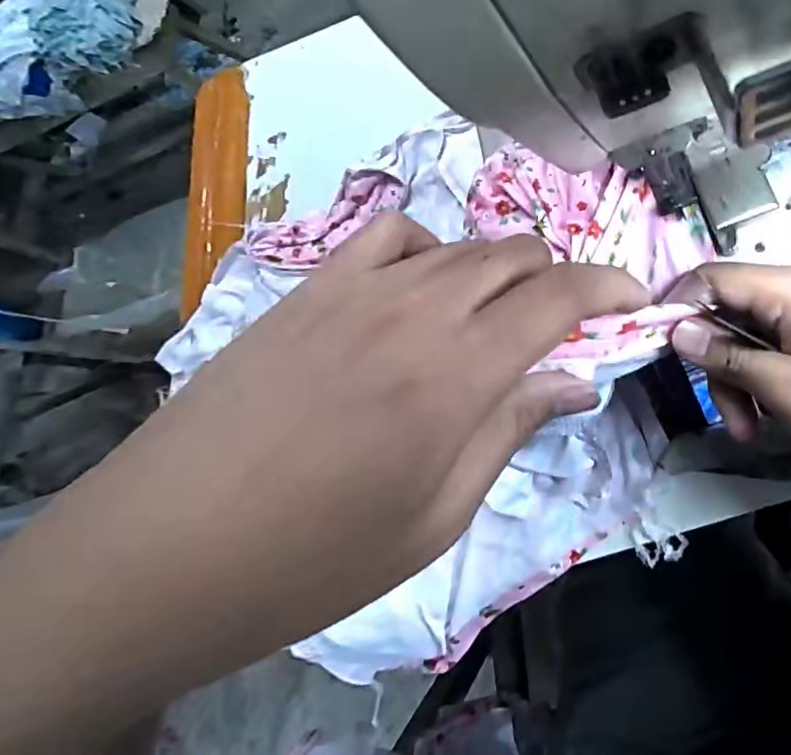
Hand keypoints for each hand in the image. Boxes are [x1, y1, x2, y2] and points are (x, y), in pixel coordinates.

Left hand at [148, 212, 651, 576]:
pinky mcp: (311, 287)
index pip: (562, 294)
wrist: (154, 556)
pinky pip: (393, 232)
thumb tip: (577, 381)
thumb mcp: (438, 515)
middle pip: (520, 255)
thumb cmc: (313, 557)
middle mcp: (418, 311)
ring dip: (503, 268)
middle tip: (564, 324)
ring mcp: (359, 289)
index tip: (635, 300)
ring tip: (499, 313)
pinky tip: (424, 285)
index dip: (612, 286)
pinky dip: (431, 247)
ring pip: (465, 243)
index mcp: (458, 372)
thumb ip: (514, 428)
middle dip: (561, 279)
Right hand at [667, 262, 790, 489]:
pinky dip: (781, 366)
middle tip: (734, 423)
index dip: (676, 308)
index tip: (660, 355)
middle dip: (722, 361)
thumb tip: (675, 328)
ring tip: (762, 429)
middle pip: (737, 304)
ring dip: (752, 373)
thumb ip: (728, 358)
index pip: (710, 275)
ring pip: (765, 324)